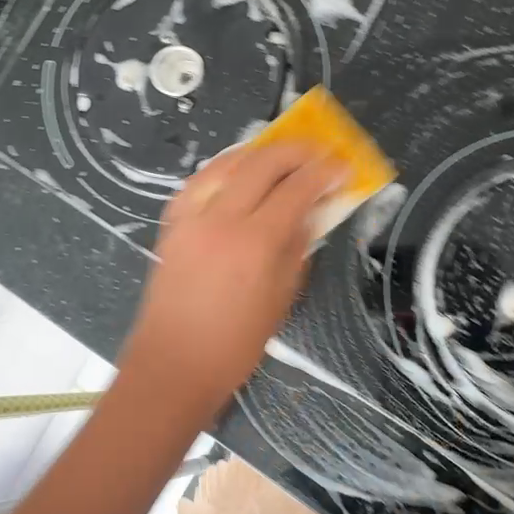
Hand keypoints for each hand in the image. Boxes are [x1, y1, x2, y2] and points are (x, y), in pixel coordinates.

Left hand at [119, 140, 345, 418]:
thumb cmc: (235, 344)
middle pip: (261, 162)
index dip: (324, 173)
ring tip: (282, 154)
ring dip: (259, 151)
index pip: (296, 190)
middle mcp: (221, 219)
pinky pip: (200, 179)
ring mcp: (191, 216)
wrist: (172, 363)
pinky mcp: (171, 221)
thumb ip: (297, 248)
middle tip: (317, 151)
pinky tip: (240, 171)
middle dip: (294, 150)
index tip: (342, 166)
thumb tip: (311, 212)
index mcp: (255, 243)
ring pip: (227, 161)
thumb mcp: (282, 298)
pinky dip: (225, 167)